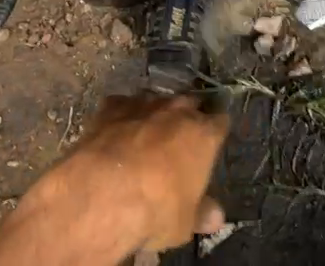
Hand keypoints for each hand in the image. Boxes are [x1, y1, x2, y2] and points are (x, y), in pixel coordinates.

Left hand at [28, 95, 227, 252]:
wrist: (104, 192)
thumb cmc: (155, 209)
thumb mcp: (184, 223)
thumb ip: (202, 213)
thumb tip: (216, 217)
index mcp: (204, 134)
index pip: (220, 122)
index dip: (216, 133)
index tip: (211, 145)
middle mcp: (178, 110)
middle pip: (190, 105)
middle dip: (187, 119)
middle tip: (180, 142)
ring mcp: (144, 104)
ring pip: (157, 101)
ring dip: (155, 115)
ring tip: (147, 137)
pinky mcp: (113, 106)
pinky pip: (123, 105)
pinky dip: (123, 116)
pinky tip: (116, 133)